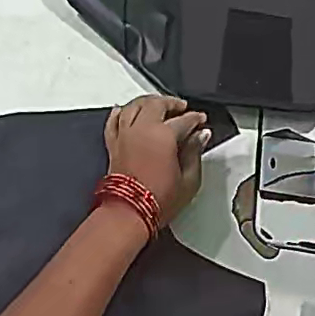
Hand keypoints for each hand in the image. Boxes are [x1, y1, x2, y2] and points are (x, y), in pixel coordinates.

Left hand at [105, 95, 209, 226]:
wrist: (129, 213)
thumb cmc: (156, 200)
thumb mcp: (189, 179)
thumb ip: (195, 152)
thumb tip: (200, 137)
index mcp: (164, 135)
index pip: (184, 119)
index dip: (196, 118)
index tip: (201, 121)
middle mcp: (141, 130)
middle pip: (156, 104)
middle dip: (172, 102)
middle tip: (182, 107)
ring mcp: (125, 135)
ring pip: (134, 106)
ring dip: (147, 102)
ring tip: (157, 104)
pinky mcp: (113, 145)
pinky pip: (114, 121)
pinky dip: (120, 112)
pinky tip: (123, 110)